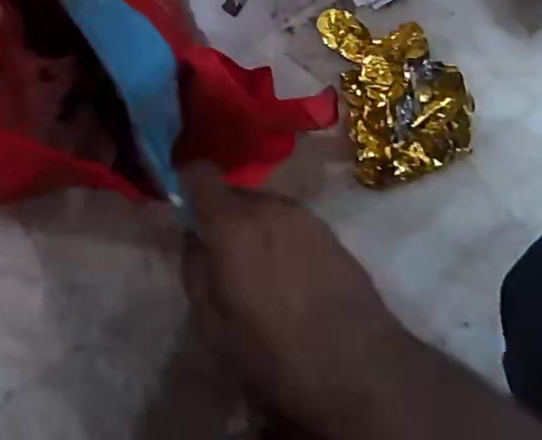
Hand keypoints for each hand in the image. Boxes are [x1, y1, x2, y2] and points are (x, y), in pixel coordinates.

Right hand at [180, 164, 407, 435]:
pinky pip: (289, 223)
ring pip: (263, 208)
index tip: (182, 202)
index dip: (186, 180)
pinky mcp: (329, 231)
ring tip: (258, 272)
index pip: (200, 173)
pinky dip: (279, 238)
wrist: (359, 367)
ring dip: (252, 228)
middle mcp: (267, 206)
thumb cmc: (274, 352)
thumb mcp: (213, 324)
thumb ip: (194, 269)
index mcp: (232, 224)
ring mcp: (303, 215)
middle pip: (233, 194)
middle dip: (221, 216)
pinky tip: (288, 277)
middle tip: (220, 256)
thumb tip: (193, 238)